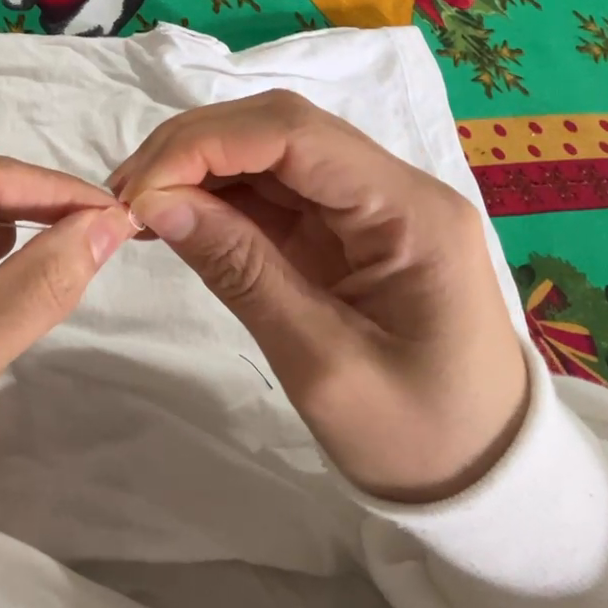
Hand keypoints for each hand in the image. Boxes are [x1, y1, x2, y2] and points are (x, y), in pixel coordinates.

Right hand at [112, 92, 527, 503]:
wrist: (483, 479)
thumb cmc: (417, 437)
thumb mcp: (321, 364)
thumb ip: (239, 271)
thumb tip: (155, 203)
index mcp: (409, 213)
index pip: (293, 134)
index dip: (204, 144)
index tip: (137, 190)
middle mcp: (391, 188)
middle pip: (276, 128)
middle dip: (191, 147)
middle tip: (124, 195)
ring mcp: (366, 205)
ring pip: (265, 151)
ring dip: (194, 166)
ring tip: (137, 206)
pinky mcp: (342, 227)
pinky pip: (268, 189)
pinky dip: (212, 194)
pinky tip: (173, 215)